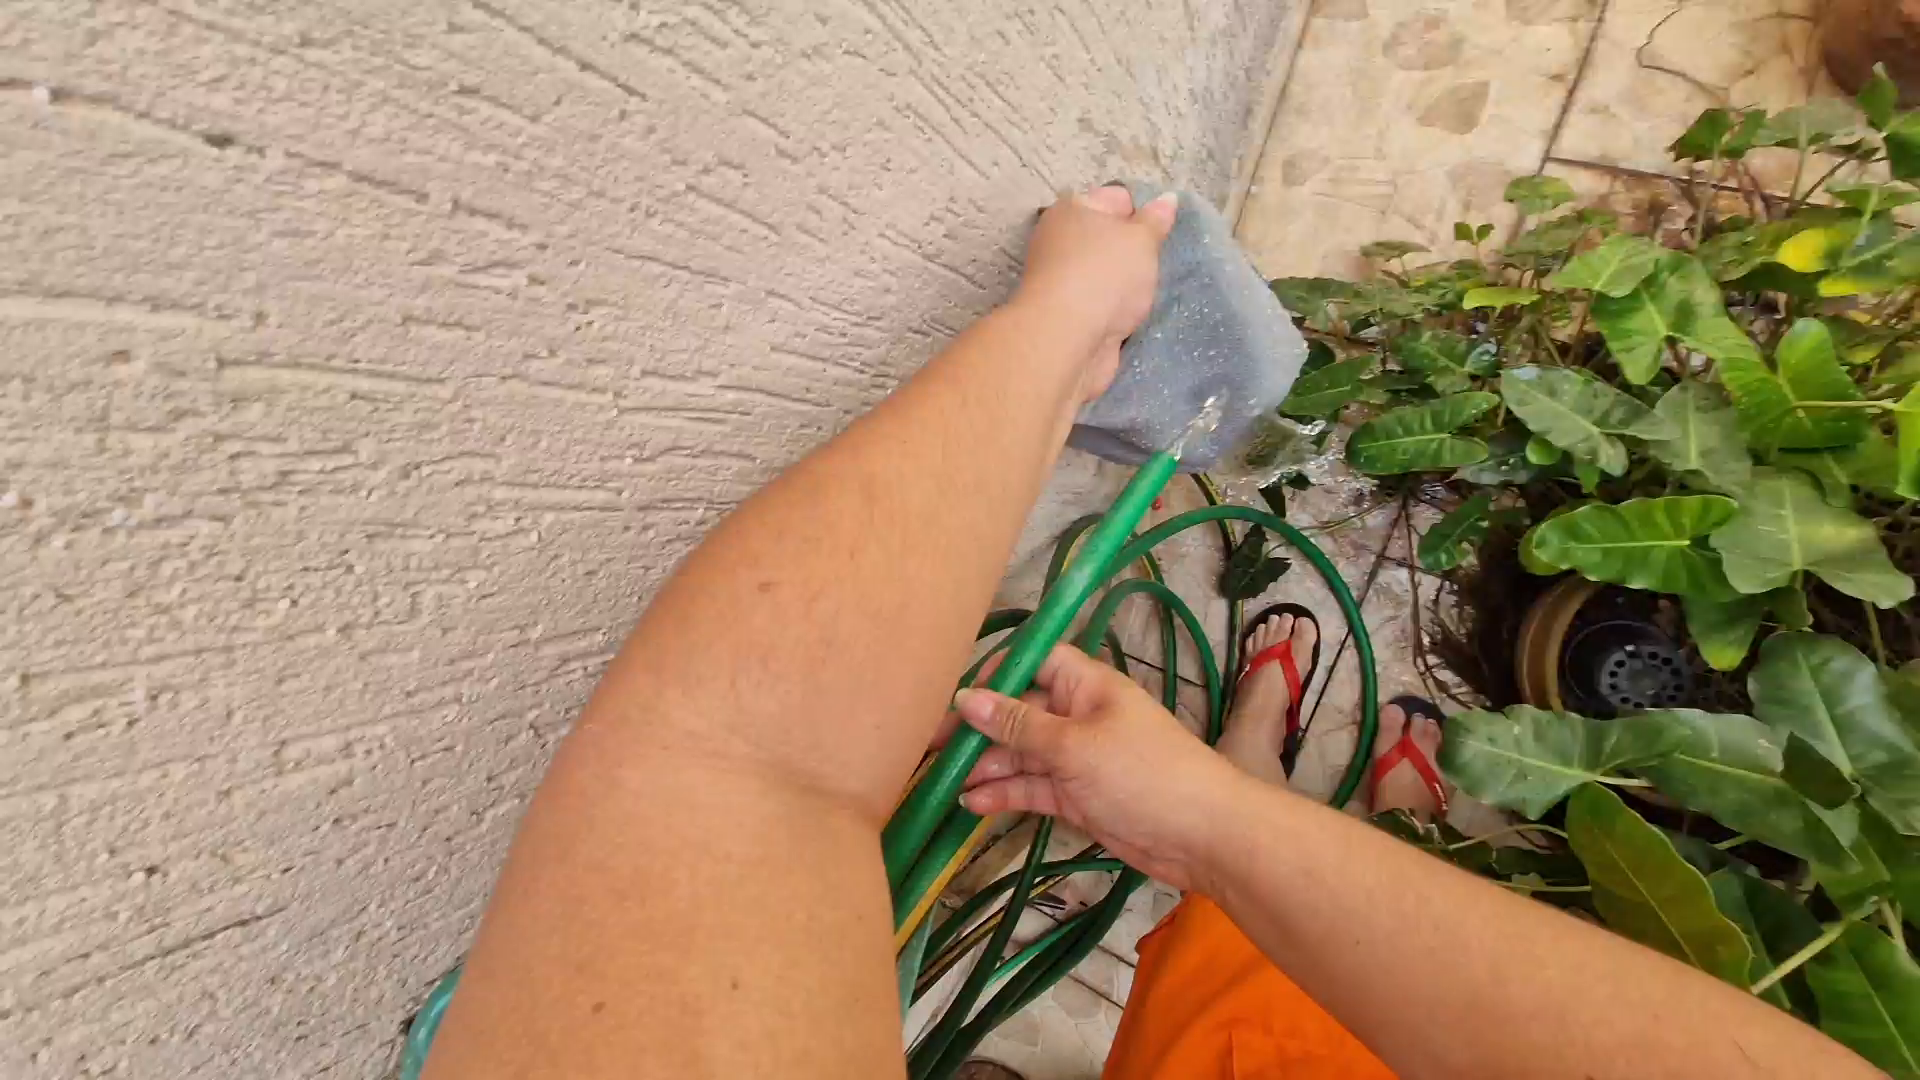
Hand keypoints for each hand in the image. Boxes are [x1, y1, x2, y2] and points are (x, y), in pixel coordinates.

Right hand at [954, 645, 1239, 890]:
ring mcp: (1075, 757)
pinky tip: (972, 804)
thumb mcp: (1074, 745)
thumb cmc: (1141, 772)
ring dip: (986, 766)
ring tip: (944, 782)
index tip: (959, 696)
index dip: (996, 674)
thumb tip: (966, 698)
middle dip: (979, 729)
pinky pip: (1033, 787)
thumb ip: (1017, 724)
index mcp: (1084, 685)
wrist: (1202, 836)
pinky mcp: (1076, 795)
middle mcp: (1076, 714)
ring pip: (1021, 754)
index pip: (1032, 662)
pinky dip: (1006, 794)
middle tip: (932, 748)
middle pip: (1018, 712)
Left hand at [1012, 187, 1177, 402]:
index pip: (1117, 199)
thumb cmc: (1104, 276)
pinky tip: (1133, 320)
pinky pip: (1102, 309)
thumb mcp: (1141, 239)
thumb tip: (1166, 199)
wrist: (1067, 341)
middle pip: (1110, 242)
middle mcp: (1061, 244)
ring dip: (1128, 288)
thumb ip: (1156, 221)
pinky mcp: (1069, 319)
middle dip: (1136, 255)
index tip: (1161, 236)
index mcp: (1072, 211)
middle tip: (1155, 267)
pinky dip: (1117, 314)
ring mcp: (1063, 284)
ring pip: (1107, 278)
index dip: (1143, 215)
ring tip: (1147, 295)